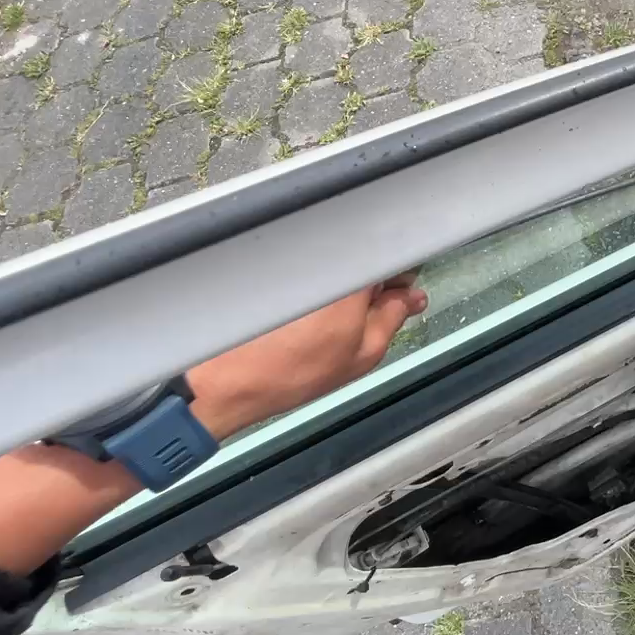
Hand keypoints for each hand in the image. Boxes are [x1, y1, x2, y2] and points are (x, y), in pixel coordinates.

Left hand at [184, 273, 427, 439]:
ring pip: (338, 261)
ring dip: (350, 283)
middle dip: (379, 279)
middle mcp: (323, 256)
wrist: (225, 381)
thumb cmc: (295, 370)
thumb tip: (409, 299)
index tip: (406, 296)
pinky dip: (321, 284)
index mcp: (353, 272)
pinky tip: (315, 315)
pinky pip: (312, 267)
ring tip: (344, 319)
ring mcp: (296, 260)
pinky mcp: (273, 268)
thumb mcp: (364, 352)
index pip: (394, 256)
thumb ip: (394, 317)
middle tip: (380, 312)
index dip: (405, 276)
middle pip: (366, 254)